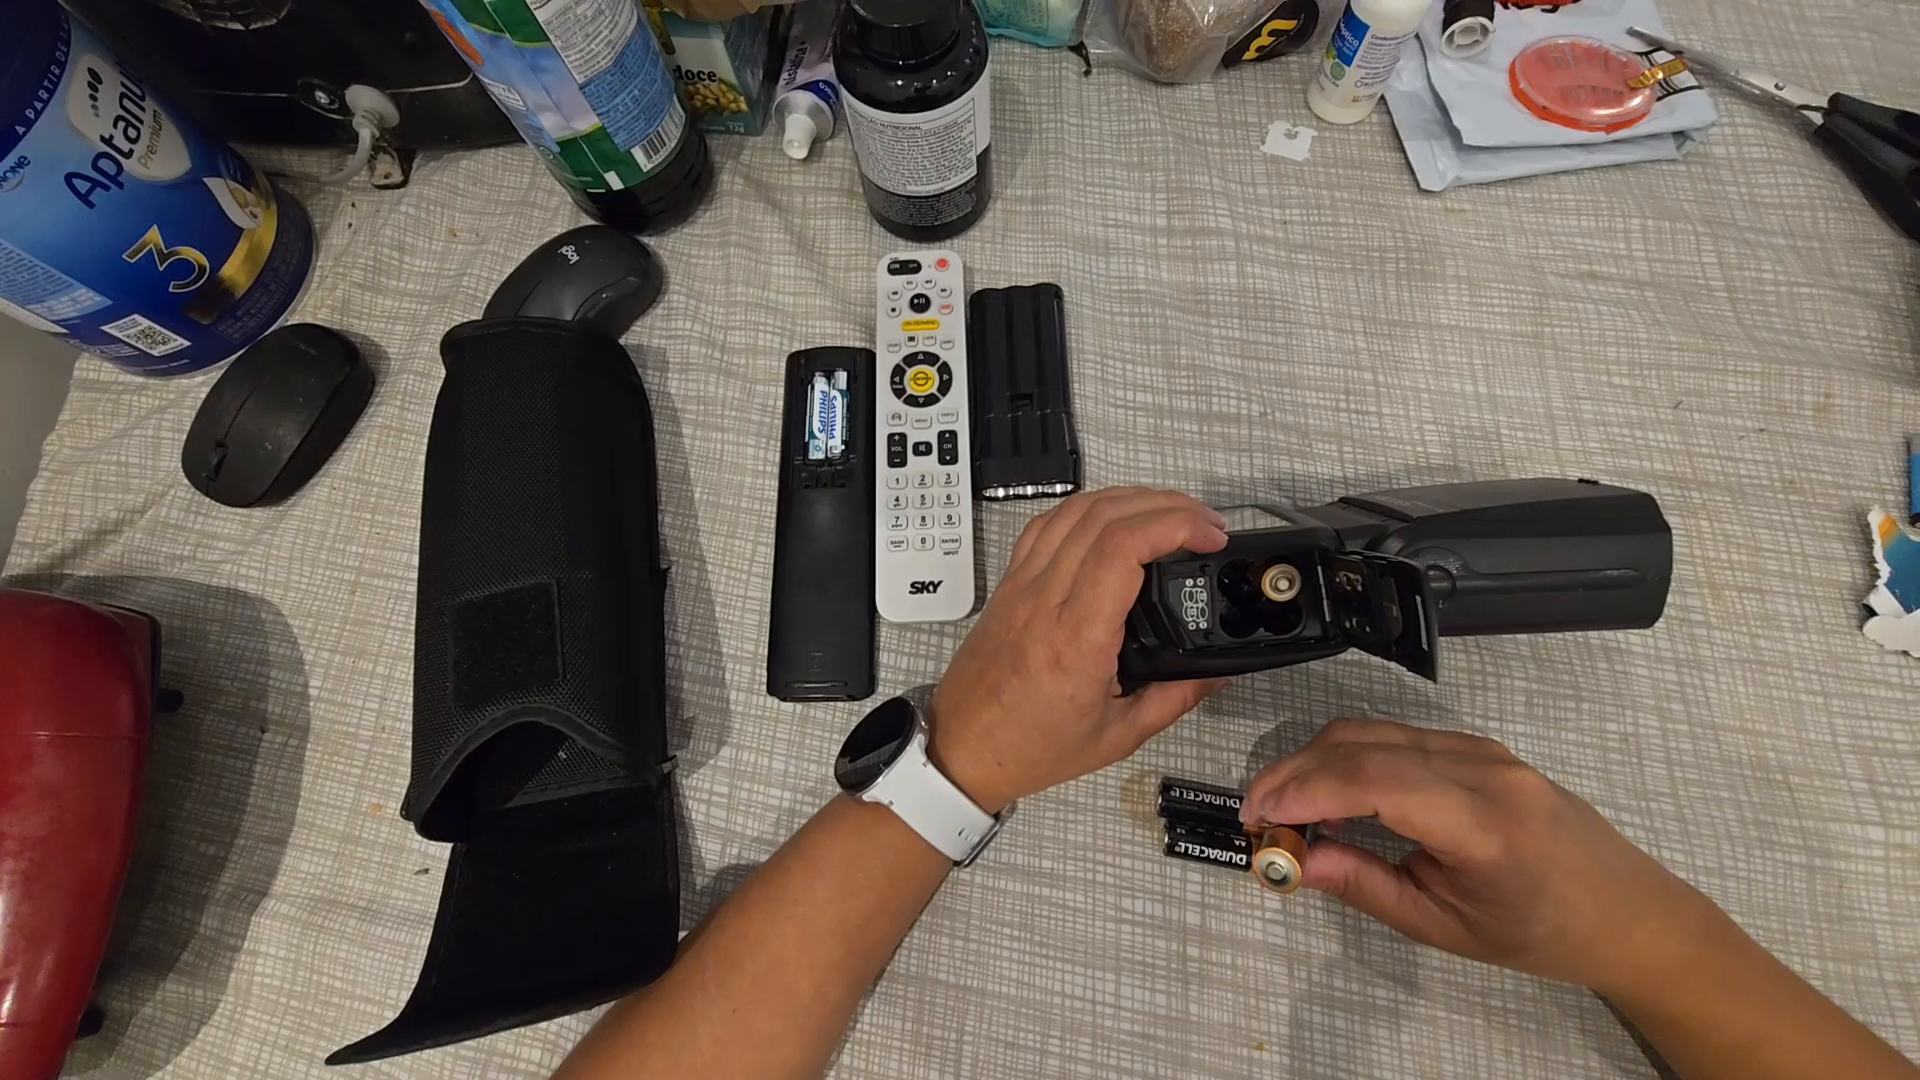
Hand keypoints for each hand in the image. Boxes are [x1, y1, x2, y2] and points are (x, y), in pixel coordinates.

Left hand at [927, 487, 1229, 813]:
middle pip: (1104, 516)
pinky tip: (1111, 518)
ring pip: (1073, 510)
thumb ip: (1175, 698)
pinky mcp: (1008, 584)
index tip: (1210, 535)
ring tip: (1168, 514)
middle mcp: (1044, 599)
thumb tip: (1218, 670)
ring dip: (1128, 498)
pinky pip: (1044, 525)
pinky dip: (1085, 509)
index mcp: (1076, 638)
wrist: (964, 747)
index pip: (1121, 548)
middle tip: (1204, 523)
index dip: (1174, 525)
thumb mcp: (1118, 735)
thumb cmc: (1031, 747)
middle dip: (1165, 504)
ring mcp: (1021, 585)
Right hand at [1241, 718, 1714, 994]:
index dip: (1305, 789)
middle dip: (1293, 773)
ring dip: (1312, 761)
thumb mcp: (1447, 928)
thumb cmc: (1542, 932)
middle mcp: (1482, 769)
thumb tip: (1294, 862)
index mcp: (1486, 825)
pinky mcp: (1471, 743)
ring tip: (1285, 804)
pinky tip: (1330, 791)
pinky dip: (1343, 757)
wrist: (1634, 913)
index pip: (1376, 781)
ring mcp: (1478, 747)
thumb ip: (1365, 886)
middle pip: (1360, 745)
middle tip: (1256, 813)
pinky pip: (1389, 736)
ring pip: (1367, 732)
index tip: (1259, 817)